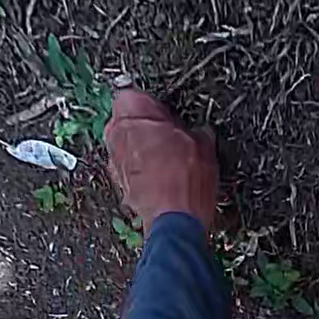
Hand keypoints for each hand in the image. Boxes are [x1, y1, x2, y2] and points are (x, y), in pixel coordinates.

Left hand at [104, 89, 216, 233]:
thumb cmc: (184, 184)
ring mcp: (116, 164)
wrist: (176, 224)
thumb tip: (199, 134)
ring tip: (171, 162)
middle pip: (128, 122)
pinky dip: (144, 173)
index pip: (135, 95)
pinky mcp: (122, 187)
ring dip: (144, 151)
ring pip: (128, 147)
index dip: (156, 106)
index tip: (169, 115)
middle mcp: (116, 137)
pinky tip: (165, 180)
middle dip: (147, 128)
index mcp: (131, 114)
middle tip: (172, 137)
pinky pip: (131, 170)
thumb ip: (194, 130)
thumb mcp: (203, 146)